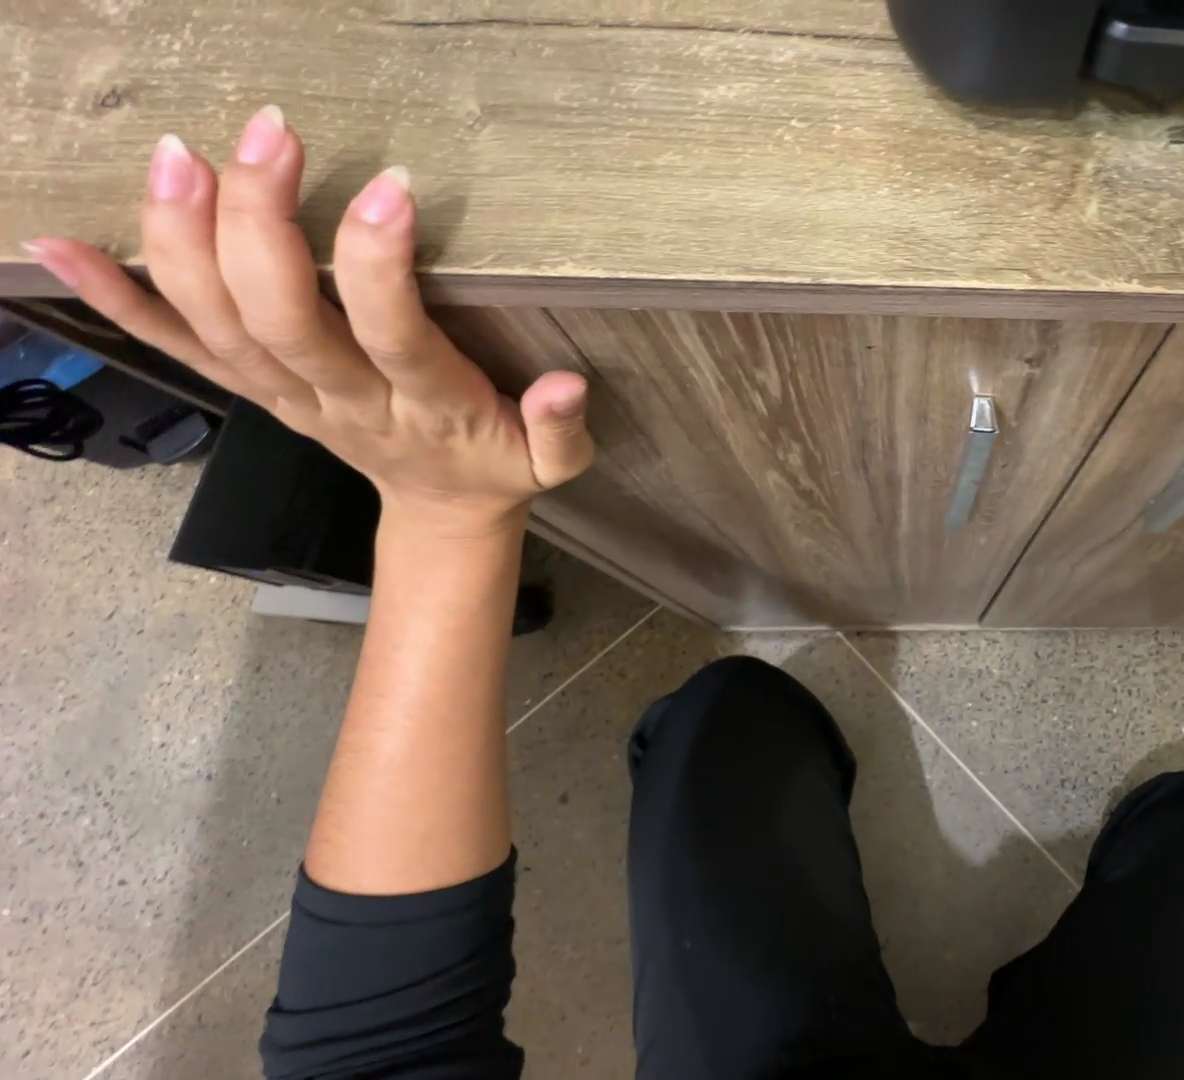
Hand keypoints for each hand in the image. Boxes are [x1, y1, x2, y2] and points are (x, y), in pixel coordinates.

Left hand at [24, 105, 593, 538]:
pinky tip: (58, 247)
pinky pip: (182, 353)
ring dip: (184, 243)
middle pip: (282, 320)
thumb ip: (562, 427)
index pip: (392, 334)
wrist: (445, 511)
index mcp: (428, 408)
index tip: (389, 189)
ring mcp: (293, 399)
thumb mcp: (558, 464)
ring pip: (222, 326)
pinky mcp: (262, 395)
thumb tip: (566, 383)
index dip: (379, 264)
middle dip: (262, 226)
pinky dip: (119, 304)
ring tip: (180, 157)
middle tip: (269, 139)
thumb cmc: (501, 470)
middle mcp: (348, 402)